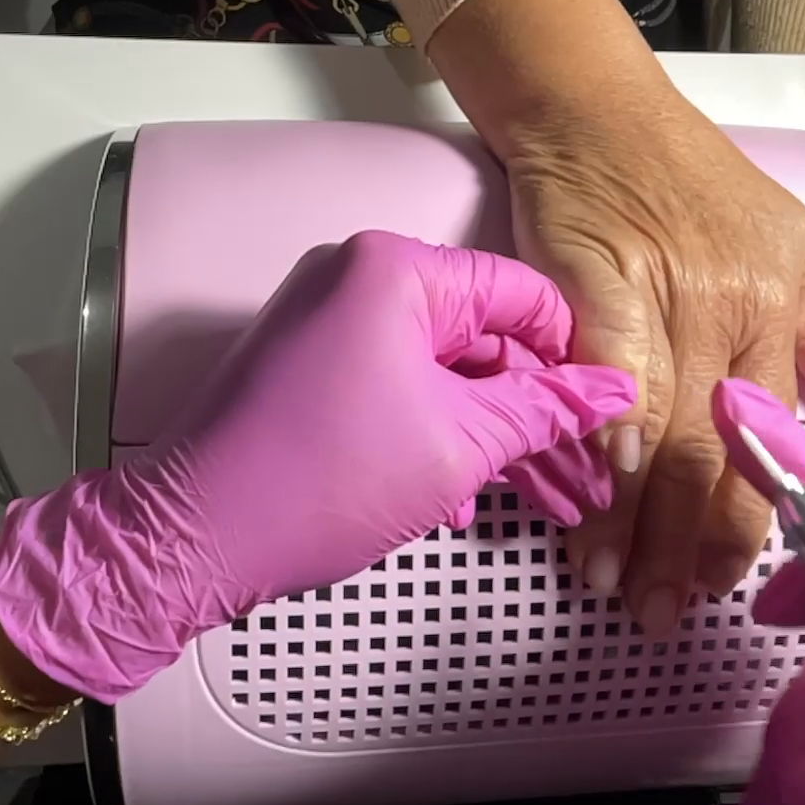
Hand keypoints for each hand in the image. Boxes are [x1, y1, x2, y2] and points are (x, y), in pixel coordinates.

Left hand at [0, 232, 637, 700]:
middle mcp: (354, 278)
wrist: (197, 534)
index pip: (517, 292)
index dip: (571, 353)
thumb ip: (544, 409)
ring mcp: (327, 320)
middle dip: (533, 412)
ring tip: (539, 496)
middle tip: (580, 469)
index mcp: (392, 270)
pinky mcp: (311, 362)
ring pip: (438, 369)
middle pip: (478, 336)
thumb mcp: (458, 443)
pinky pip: (394, 384)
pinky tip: (459, 493)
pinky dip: (432, 431)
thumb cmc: (311, 481)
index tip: (603, 404)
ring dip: (487, 432)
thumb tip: (606, 390)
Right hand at [505, 101, 804, 633]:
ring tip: (610, 580)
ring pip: (663, 426)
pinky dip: (606, 429)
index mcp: (777, 307)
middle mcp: (730, 310)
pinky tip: (593, 489)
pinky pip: (609, 368)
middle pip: (717, 449)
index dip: (747, 519)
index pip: (773, 437)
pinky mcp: (597, 276)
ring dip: (634, 512)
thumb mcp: (782, 236)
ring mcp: (665, 295)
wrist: (593, 110)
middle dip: (685, 542)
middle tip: (659, 611)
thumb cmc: (676, 172)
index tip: (716, 582)